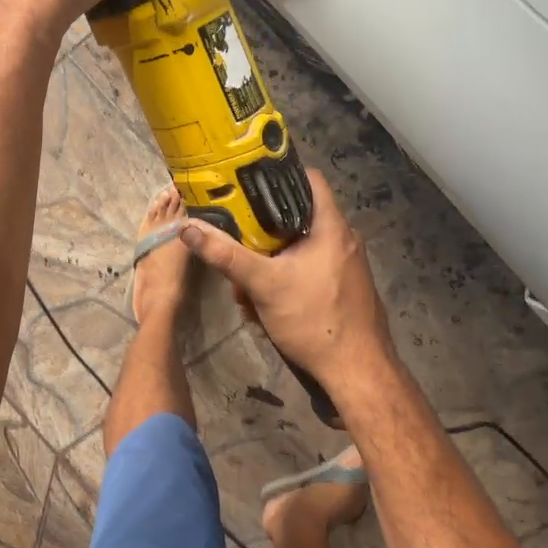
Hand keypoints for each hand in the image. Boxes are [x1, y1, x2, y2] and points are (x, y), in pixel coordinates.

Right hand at [179, 169, 393, 384]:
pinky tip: (266, 303)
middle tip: (236, 239)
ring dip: (270, 261)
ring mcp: (346, 266)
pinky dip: (286, 278)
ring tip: (246, 283)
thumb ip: (225, 255)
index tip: (247, 182)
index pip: (308, 179)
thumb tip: (189, 228)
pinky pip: (309, 269)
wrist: (358, 372)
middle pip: (297, 216)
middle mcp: (343, 240)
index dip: (278, 174)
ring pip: (299, 247)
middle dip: (263, 231)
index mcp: (331, 228)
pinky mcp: (344, 288)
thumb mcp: (263, 285)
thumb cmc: (316, 320)